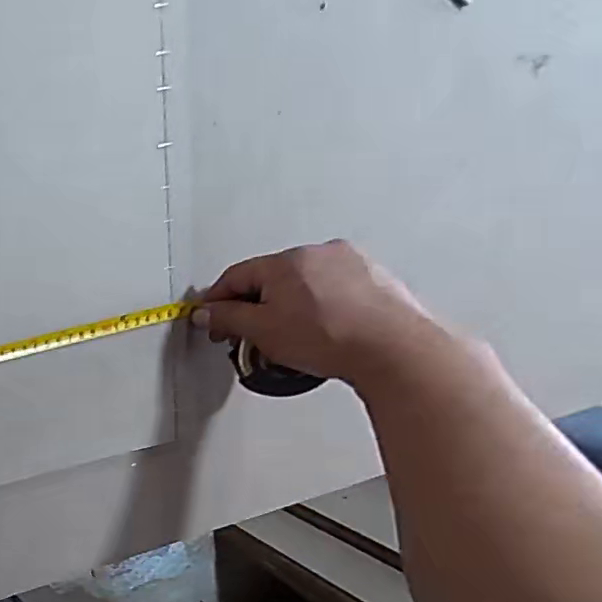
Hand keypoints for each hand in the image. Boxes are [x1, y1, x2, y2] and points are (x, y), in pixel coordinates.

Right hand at [190, 240, 442, 383]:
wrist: (392, 348)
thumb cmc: (334, 336)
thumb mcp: (259, 330)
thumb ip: (225, 318)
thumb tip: (209, 312)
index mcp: (287, 260)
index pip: (234, 276)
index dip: (215, 302)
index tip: (211, 319)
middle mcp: (319, 253)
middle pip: (266, 278)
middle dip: (250, 307)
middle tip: (244, 334)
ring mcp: (349, 262)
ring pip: (298, 283)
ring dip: (282, 307)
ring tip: (284, 337)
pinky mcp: (371, 277)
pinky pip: (327, 289)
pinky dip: (313, 307)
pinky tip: (315, 331)